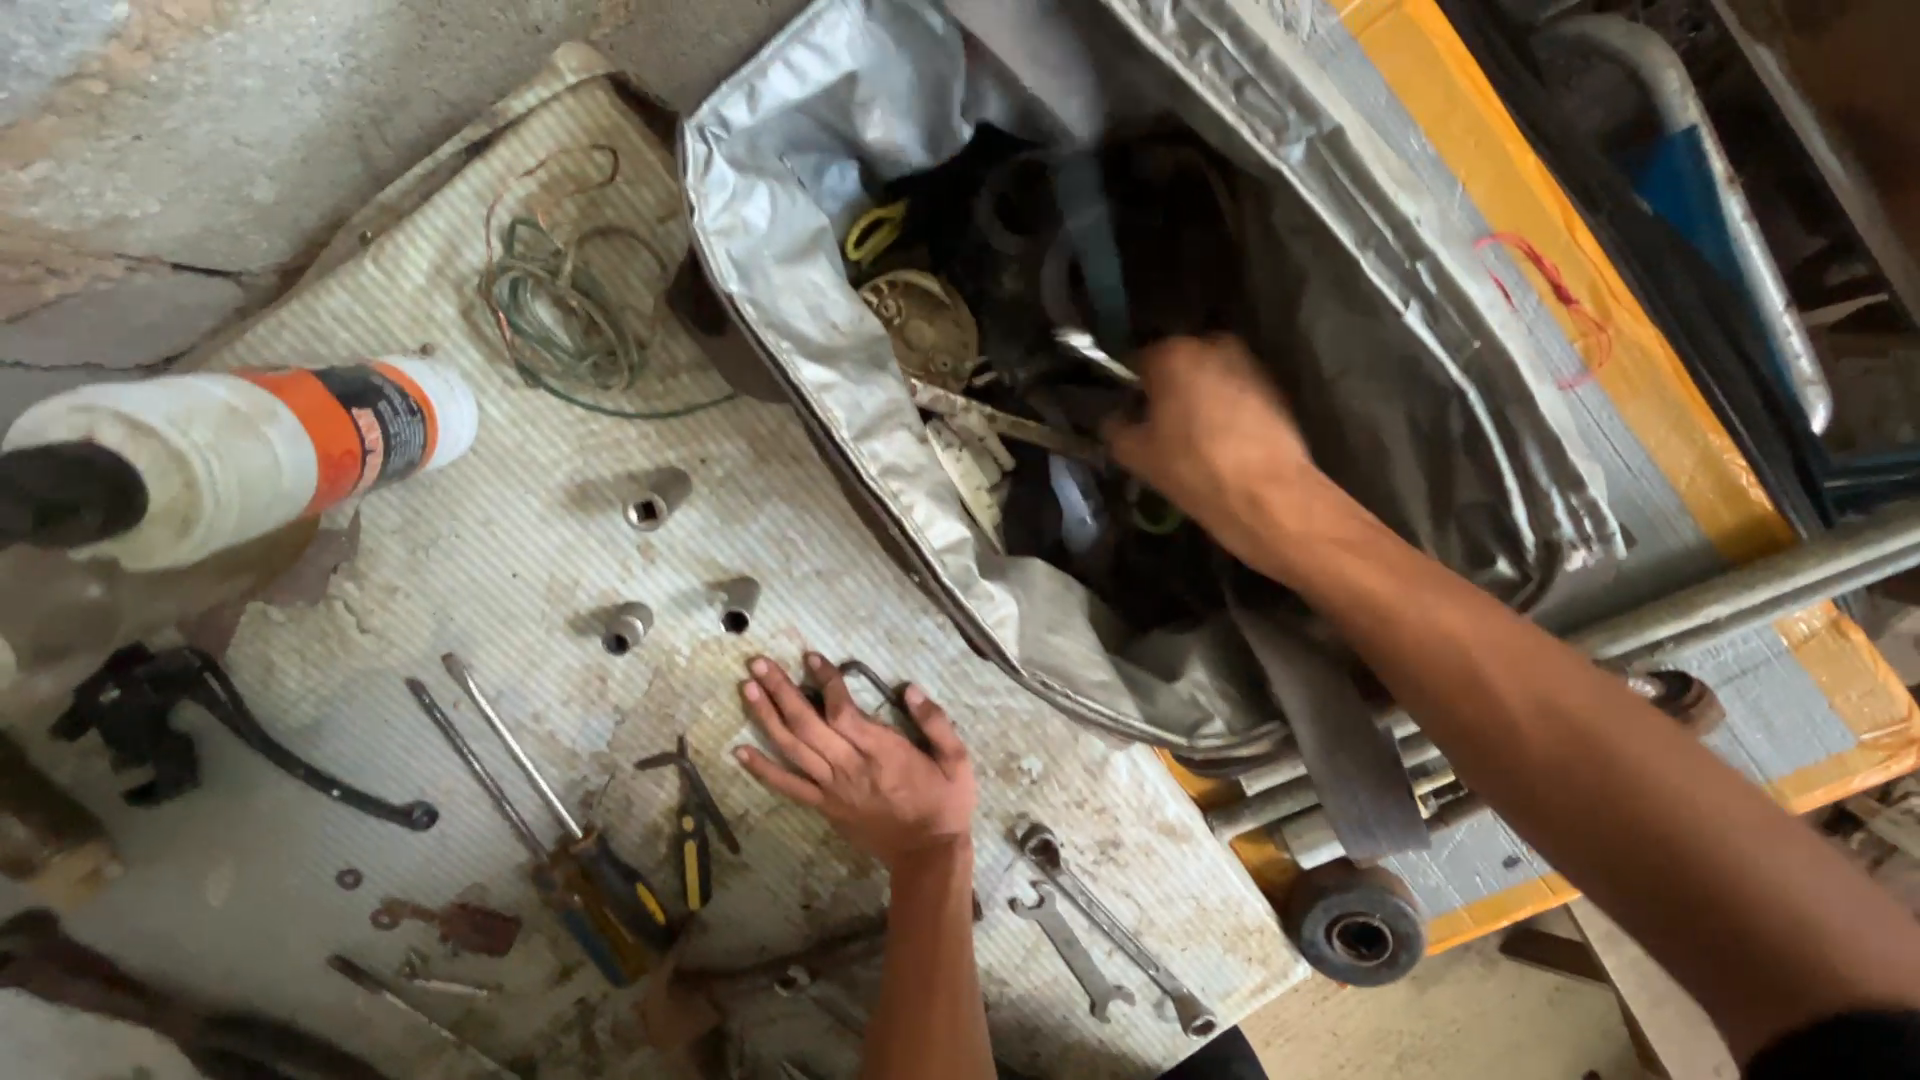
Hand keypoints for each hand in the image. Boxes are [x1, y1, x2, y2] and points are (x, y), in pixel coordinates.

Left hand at [734, 653, 974, 869]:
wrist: (928, 855)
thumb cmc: (946, 802)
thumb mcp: (956, 759)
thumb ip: (936, 722)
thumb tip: (910, 689)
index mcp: (882, 751)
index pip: (842, 710)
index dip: (824, 681)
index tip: (810, 657)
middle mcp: (850, 767)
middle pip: (806, 724)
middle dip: (781, 690)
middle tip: (757, 663)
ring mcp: (833, 788)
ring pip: (792, 749)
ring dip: (766, 717)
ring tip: (747, 689)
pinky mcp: (826, 807)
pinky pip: (788, 787)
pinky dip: (762, 770)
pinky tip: (739, 752)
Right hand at [1103, 334, 1331, 570]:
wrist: (1268, 495)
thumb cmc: (1193, 469)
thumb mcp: (1135, 454)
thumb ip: (1114, 427)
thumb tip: (1113, 419)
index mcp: (1173, 353)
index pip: (1138, 362)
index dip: (1131, 389)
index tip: (1129, 415)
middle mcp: (1213, 345)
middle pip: (1178, 365)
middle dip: (1168, 390)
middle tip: (1160, 427)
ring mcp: (1249, 364)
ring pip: (1210, 377)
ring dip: (1199, 398)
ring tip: (1192, 437)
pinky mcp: (1275, 388)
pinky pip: (1236, 392)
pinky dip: (1226, 409)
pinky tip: (1222, 441)